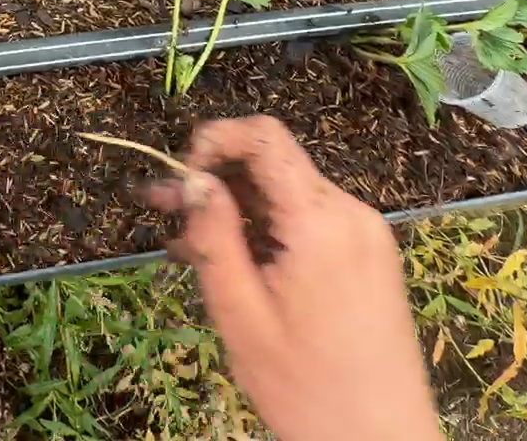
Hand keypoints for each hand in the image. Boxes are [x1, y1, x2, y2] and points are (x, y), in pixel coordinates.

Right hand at [147, 116, 442, 440]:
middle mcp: (349, 212)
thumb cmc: (306, 389)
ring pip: (282, 193)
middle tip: (161, 207)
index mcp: (321, 222)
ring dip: (232, 208)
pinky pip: (303, 220)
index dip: (215, 138)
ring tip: (185, 242)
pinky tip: (229, 260)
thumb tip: (194, 180)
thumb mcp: (240, 314)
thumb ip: (213, 236)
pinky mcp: (365, 255)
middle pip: (269, 165)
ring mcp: (362, 234)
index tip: (182, 174)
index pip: (264, 137)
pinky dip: (262, 229)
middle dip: (213, 180)